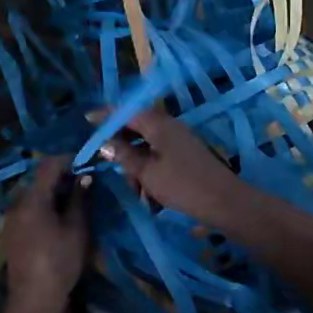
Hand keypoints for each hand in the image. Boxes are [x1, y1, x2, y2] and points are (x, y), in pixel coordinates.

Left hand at [1, 156, 89, 312]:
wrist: (33, 298)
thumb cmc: (59, 262)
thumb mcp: (76, 228)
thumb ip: (79, 199)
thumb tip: (84, 177)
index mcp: (32, 198)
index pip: (48, 165)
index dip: (68, 159)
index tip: (87, 163)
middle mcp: (16, 203)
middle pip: (38, 178)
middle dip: (61, 175)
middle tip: (84, 181)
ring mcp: (10, 217)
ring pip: (32, 192)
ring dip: (52, 190)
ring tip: (74, 199)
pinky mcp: (11, 231)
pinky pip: (27, 207)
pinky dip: (43, 203)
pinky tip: (58, 215)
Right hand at [93, 106, 247, 224]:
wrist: (224, 202)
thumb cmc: (182, 185)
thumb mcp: (146, 172)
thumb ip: (124, 155)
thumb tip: (104, 142)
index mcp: (159, 124)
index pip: (127, 111)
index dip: (107, 115)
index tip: (88, 120)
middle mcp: (170, 126)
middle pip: (137, 128)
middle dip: (122, 149)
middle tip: (113, 169)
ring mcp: (180, 141)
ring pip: (148, 147)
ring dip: (137, 166)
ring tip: (137, 192)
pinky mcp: (186, 156)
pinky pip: (160, 158)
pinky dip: (151, 172)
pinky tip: (150, 195)